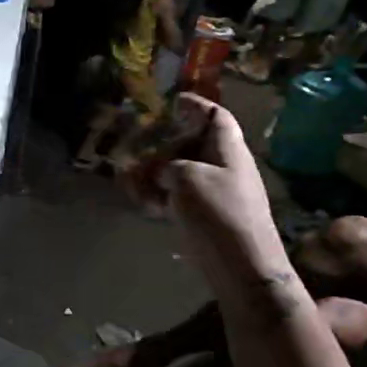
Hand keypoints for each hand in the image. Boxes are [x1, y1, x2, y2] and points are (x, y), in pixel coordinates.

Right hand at [152, 94, 288, 279]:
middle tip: (135, 142)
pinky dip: (156, 196)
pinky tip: (138, 200)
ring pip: (178, 173)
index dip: (196, 105)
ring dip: (152, 172)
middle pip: (191, 145)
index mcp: (228, 150)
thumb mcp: (187, 178)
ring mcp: (212, 194)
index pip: (216, 117)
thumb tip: (160, 171)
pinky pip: (175, 198)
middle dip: (163, 143)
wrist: (240, 265)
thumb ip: (168, 166)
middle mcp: (222, 168)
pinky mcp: (201, 218)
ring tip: (126, 176)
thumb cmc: (218, 213)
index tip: (172, 101)